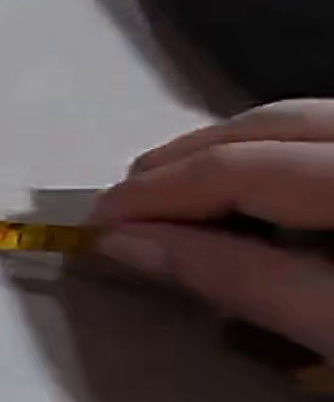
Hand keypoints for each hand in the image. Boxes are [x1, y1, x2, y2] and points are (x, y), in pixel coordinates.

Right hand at [90, 99, 333, 356]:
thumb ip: (237, 279)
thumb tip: (119, 243)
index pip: (239, 168)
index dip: (151, 196)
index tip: (91, 230)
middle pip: (272, 125)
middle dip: (180, 164)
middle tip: (127, 213)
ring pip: (306, 123)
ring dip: (226, 158)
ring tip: (185, 206)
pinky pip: (331, 139)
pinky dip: (281, 161)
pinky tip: (266, 206)